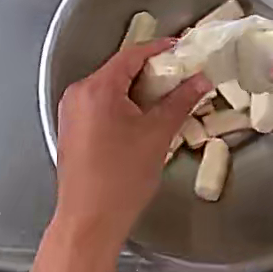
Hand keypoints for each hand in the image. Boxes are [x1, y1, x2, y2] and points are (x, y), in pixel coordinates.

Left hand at [51, 38, 208, 258]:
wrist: (89, 223)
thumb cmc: (122, 178)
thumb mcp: (158, 134)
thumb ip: (180, 101)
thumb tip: (201, 79)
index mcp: (97, 88)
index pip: (131, 55)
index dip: (159, 49)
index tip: (182, 49)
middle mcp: (78, 93)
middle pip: (119, 69)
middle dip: (150, 70)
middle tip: (179, 75)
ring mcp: (71, 111)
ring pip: (110, 87)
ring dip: (137, 88)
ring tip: (165, 96)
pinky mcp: (71, 128)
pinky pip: (100, 103)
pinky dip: (122, 103)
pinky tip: (142, 116)